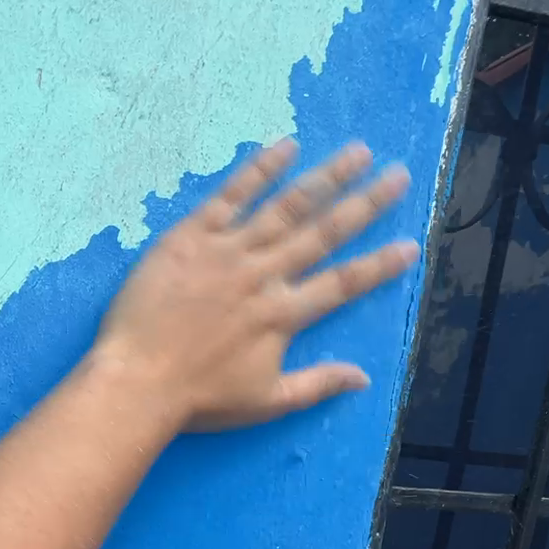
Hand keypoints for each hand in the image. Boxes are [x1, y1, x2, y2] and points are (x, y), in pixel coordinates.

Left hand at [87, 138, 417, 432]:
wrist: (137, 380)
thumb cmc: (198, 398)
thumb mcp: (264, 402)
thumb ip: (316, 385)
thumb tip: (363, 378)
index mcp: (283, 315)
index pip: (343, 284)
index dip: (378, 265)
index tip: (411, 244)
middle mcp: (264, 275)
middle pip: (323, 233)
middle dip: (365, 204)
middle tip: (399, 174)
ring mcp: (228, 252)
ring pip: (285, 207)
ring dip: (325, 178)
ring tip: (358, 152)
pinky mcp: (191, 237)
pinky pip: (231, 196)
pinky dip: (259, 170)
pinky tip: (285, 146)